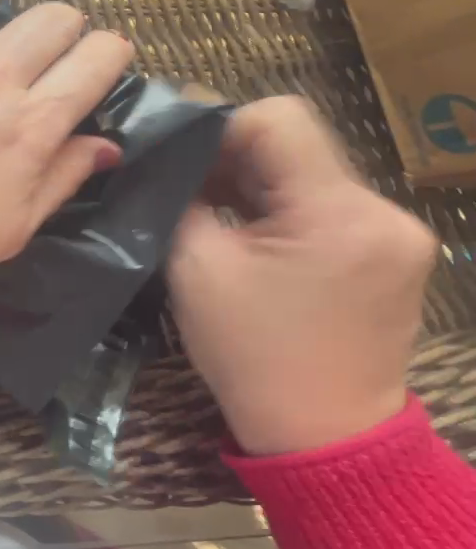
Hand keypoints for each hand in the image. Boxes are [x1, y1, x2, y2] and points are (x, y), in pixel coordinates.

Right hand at [168, 97, 438, 456]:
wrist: (321, 430)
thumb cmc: (249, 348)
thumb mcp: (194, 262)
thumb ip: (179, 193)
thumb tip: (157, 149)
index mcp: (341, 214)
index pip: (278, 119)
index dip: (215, 121)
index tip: (171, 148)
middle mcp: (383, 213)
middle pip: (292, 141)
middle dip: (224, 150)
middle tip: (169, 173)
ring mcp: (391, 232)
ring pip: (301, 167)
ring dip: (244, 176)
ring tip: (193, 199)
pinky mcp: (383, 249)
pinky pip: (315, 197)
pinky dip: (267, 199)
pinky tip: (230, 221)